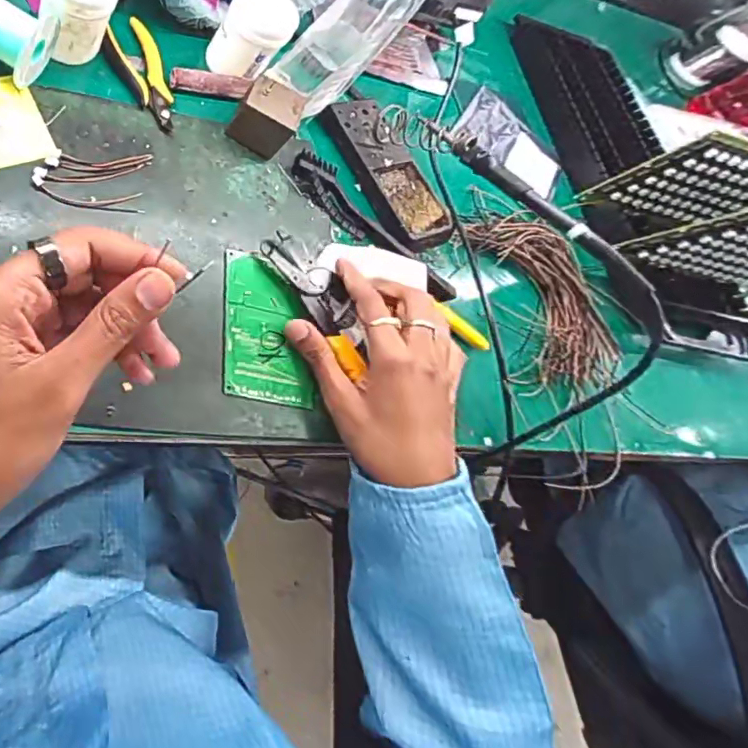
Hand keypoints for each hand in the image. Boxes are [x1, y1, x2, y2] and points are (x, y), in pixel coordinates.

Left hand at [0, 227, 186, 547]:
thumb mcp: (62, 380)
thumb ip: (112, 325)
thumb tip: (161, 282)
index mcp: (10, 288)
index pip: (79, 247)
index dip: (131, 257)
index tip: (176, 281)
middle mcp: (14, 295)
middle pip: (86, 274)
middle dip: (132, 302)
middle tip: (167, 339)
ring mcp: (20, 322)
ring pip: (86, 306)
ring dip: (126, 329)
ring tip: (161, 363)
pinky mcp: (27, 348)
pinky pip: (76, 333)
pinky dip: (107, 348)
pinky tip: (136, 372)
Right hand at [285, 262, 463, 487]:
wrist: (418, 481)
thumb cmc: (376, 442)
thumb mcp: (340, 400)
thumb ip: (320, 357)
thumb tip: (295, 325)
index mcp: (394, 358)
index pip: (373, 306)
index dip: (356, 281)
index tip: (344, 266)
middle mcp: (424, 355)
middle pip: (414, 301)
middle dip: (389, 285)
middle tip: (364, 286)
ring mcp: (443, 367)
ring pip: (437, 316)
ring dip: (412, 301)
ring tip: (389, 303)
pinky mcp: (452, 379)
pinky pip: (449, 340)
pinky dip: (433, 325)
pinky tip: (419, 333)